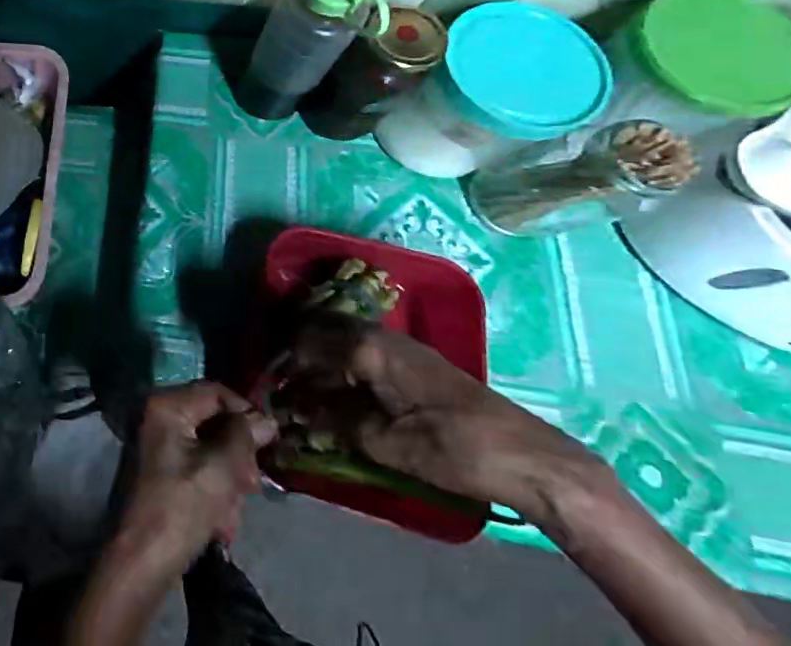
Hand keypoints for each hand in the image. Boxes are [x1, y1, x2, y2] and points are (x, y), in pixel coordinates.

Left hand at [110, 382, 278, 580]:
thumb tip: (267, 419)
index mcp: (165, 405)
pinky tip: (222, 521)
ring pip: (208, 448)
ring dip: (228, 476)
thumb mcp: (221, 468)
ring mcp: (155, 444)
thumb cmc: (180, 508)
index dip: (246, 413)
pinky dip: (213, 489)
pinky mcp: (159, 471)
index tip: (269, 440)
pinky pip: (196, 467)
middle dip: (237, 452)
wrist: (140, 564)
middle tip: (253, 483)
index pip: (217, 393)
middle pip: (213, 420)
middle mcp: (156, 416)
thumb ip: (246, 436)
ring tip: (235, 509)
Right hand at [288, 317, 603, 522]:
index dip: (282, 365)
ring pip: (343, 343)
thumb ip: (336, 422)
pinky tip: (341, 397)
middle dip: (298, 361)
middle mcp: (381, 335)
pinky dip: (344, 371)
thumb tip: (297, 413)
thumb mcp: (386, 443)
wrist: (523, 454)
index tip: (267, 390)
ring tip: (307, 400)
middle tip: (284, 394)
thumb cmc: (451, 447)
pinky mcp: (414, 363)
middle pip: (323, 335)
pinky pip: (364, 355)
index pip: (306, 342)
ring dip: (321, 366)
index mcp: (368, 347)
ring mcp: (400, 346)